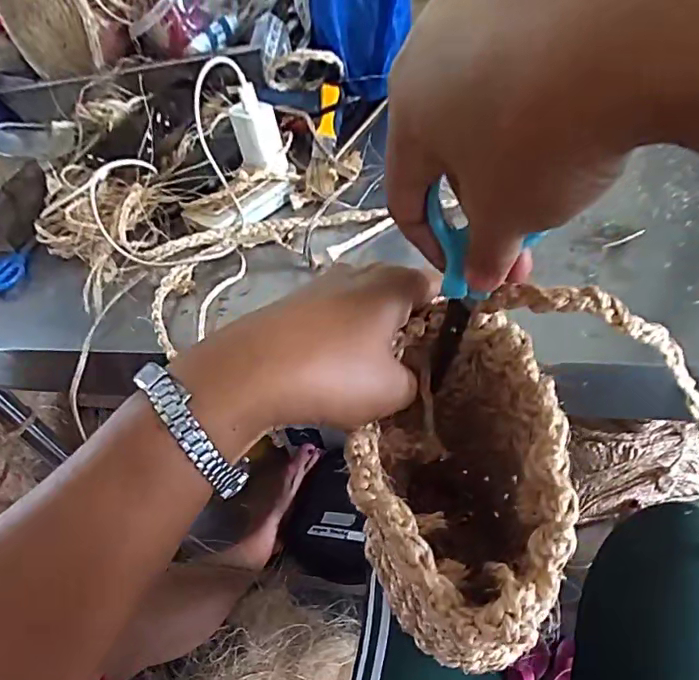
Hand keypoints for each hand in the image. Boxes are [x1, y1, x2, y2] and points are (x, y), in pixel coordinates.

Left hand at [170, 264, 437, 434]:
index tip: (447, 356)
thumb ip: (418, 381)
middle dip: (409, 332)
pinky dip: (341, 346)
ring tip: (369, 381)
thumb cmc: (336, 375)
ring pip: (364, 313)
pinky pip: (333, 324)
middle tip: (412, 373)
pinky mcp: (293, 306)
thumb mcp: (395, 391)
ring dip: (372, 342)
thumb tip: (413, 377)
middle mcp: (359, 271)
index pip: (438, 289)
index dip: (449, 321)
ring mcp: (321, 286)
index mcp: (394, 281)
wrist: (249, 374)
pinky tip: (333, 376)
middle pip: (399, 299)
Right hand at [385, 0, 647, 292]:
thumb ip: (484, 256)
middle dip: (483, 210)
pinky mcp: (523, 1)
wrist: (625, 43)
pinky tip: (565, 129)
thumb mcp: (506, 219)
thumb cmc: (537, 144)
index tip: (465, 270)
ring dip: (507, 165)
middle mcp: (428, 53)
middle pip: (447, 156)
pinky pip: (516, 73)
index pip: (405, 200)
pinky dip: (531, 112)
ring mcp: (477, 15)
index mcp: (408, 112)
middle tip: (520, 244)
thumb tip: (479, 279)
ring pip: (481, 113)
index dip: (432, 247)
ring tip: (550, 191)